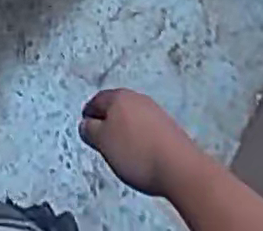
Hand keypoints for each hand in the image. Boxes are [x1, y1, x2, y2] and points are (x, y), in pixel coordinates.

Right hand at [78, 89, 210, 197]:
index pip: (97, 100)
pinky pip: (144, 125)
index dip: (89, 113)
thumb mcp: (104, 144)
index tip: (85, 125)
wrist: (177, 165)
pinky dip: (137, 134)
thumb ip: (90, 131)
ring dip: (122, 126)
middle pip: (115, 105)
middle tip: (99, 136)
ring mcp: (153, 110)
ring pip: (131, 115)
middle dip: (106, 119)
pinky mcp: (166, 124)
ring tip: (119, 147)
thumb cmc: (136, 153)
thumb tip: (85, 124)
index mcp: (118, 97)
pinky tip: (138, 150)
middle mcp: (136, 98)